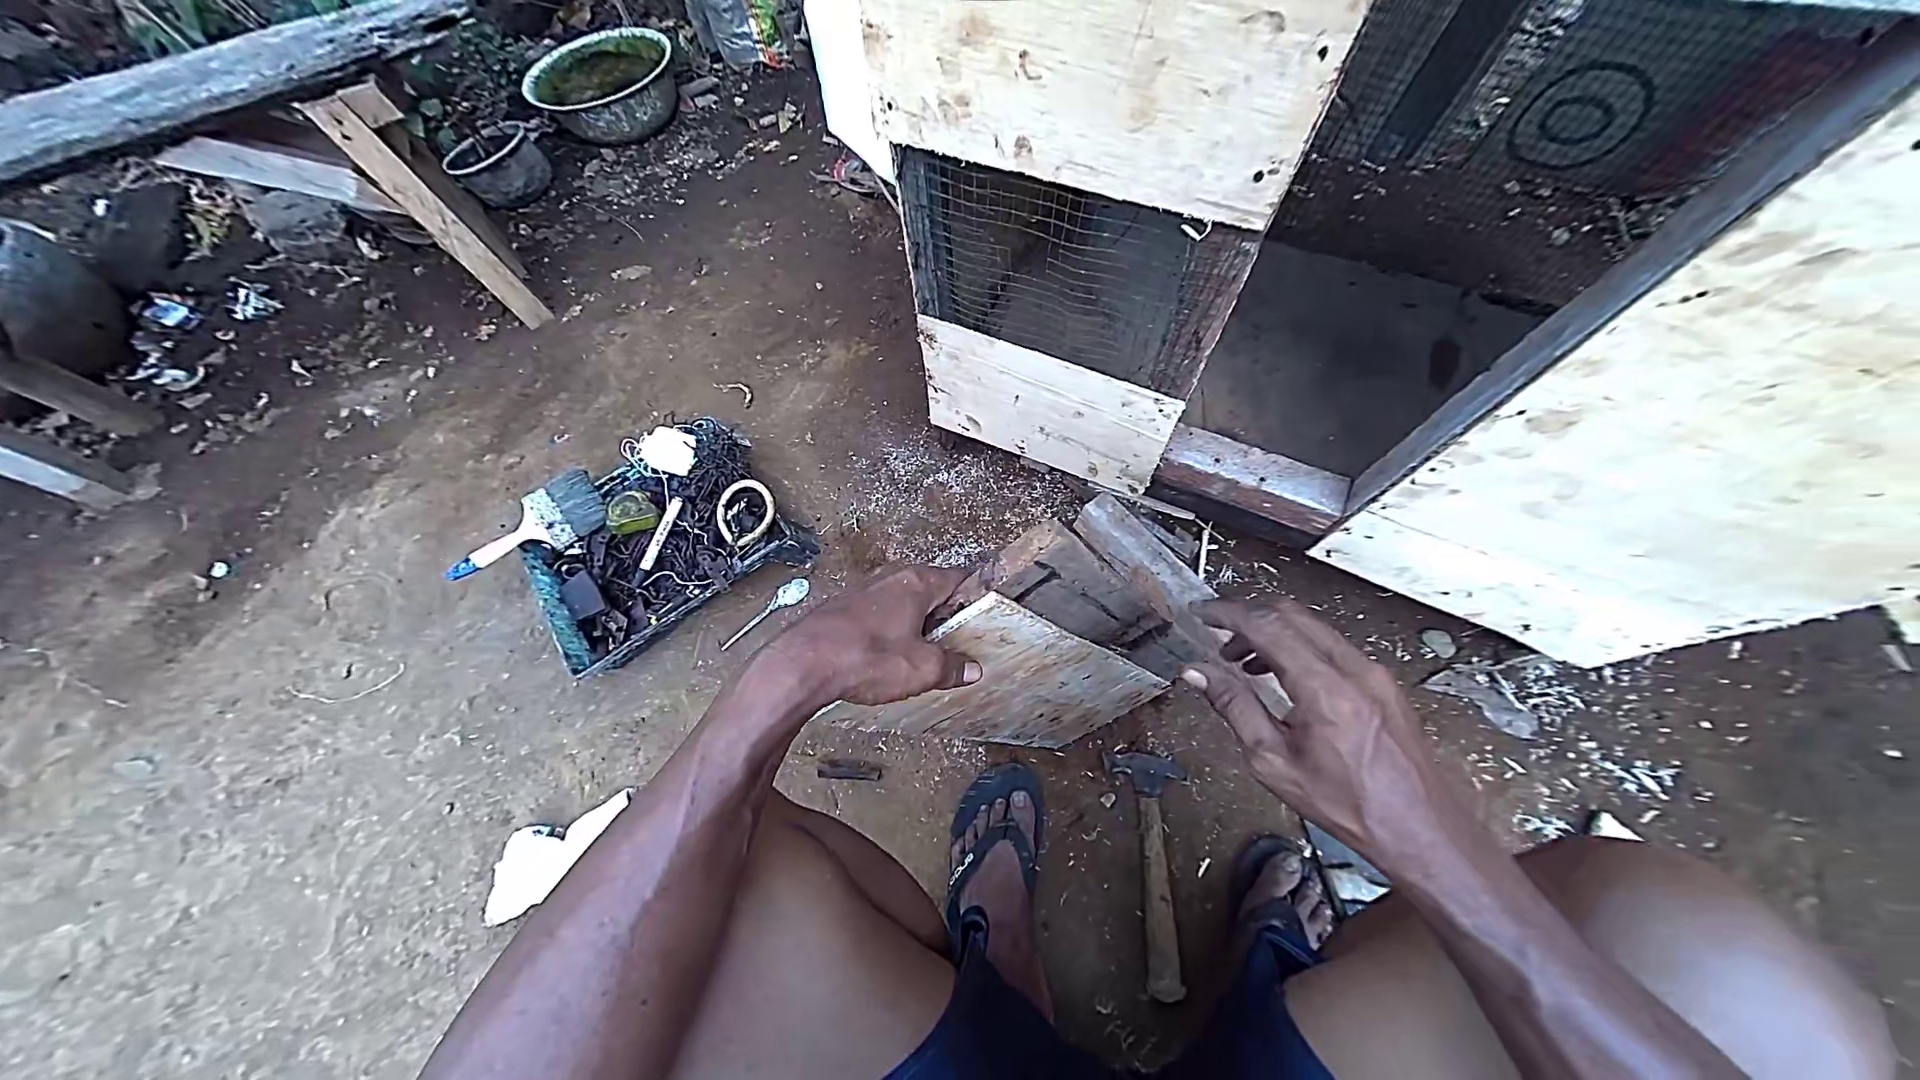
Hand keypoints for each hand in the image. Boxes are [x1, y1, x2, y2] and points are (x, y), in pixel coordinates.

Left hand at [758, 564, 981, 706]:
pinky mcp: (845, 610)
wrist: (803, 664)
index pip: (961, 579)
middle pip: (932, 591)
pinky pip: (881, 617)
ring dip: (918, 626)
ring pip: (905, 605)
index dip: (977, 596)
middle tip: (960, 642)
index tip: (987, 614)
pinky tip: (890, 658)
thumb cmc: (864, 657)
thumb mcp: (922, 668)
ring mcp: (866, 592)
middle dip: (947, 616)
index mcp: (917, 582)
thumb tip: (970, 669)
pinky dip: (893, 633)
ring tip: (926, 655)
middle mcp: (892, 579)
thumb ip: (951, 666)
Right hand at [1180, 597, 1477, 876]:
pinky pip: (1331, 645)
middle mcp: (1355, 670)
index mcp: (1326, 689)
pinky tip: (1280, 675)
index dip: (1227, 613)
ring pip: (1311, 627)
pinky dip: (1296, 646)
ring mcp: (1374, 674)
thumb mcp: (1273, 761)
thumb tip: (1197, 672)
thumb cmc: (1350, 806)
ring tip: (1241, 662)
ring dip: (1271, 633)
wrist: (1424, 833)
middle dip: (1247, 617)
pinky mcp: (1382, 683)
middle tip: (1217, 635)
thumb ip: (1234, 706)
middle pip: (1290, 614)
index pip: (1267, 626)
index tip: (1201, 613)